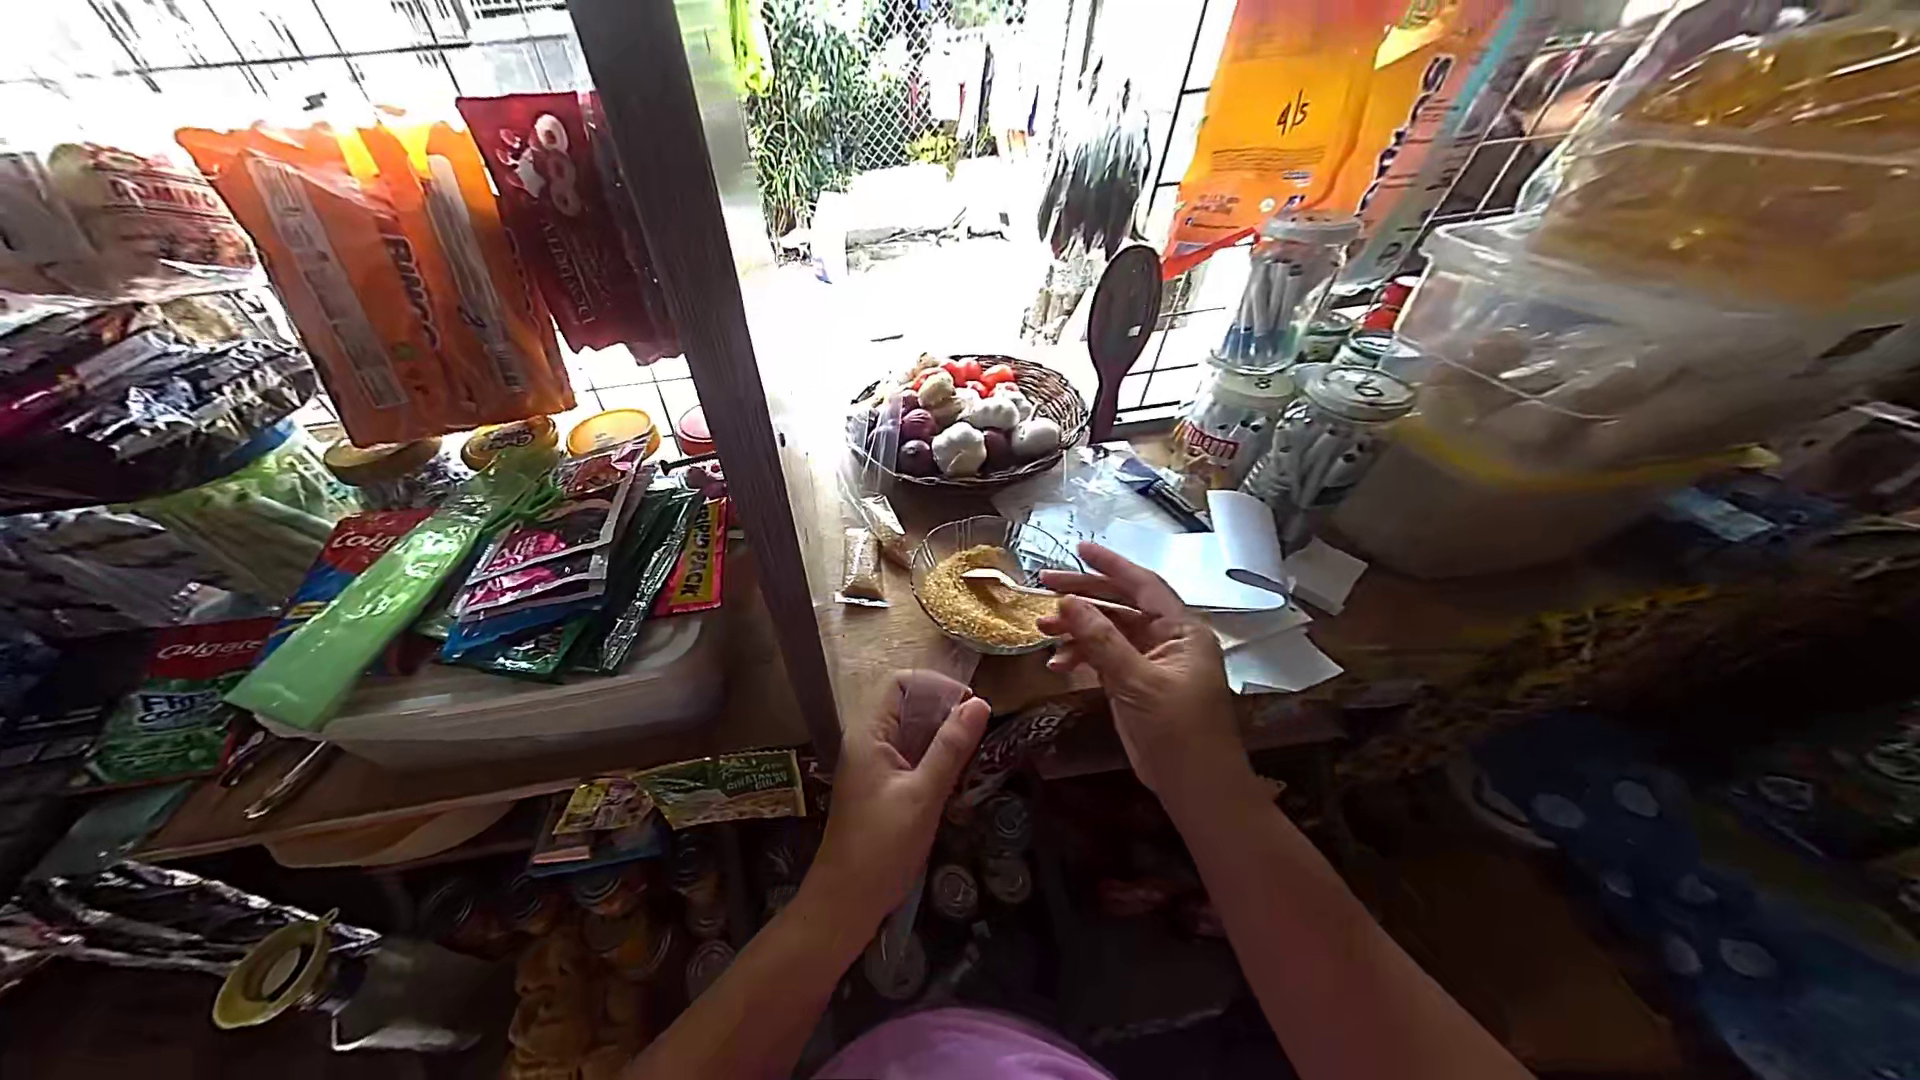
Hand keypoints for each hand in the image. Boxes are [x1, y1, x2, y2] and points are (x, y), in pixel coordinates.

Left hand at [809, 671, 989, 927]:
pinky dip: (937, 756)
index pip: (900, 683)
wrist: (845, 905)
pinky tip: (959, 772)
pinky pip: (913, 755)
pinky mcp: (884, 785)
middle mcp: (869, 741)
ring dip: (943, 734)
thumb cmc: (881, 847)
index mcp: (869, 734)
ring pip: (913, 730)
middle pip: (908, 704)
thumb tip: (980, 703)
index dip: (936, 685)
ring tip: (974, 750)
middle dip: (944, 709)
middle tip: (978, 730)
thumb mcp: (923, 795)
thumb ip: (951, 747)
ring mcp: (876, 764)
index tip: (970, 704)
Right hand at [1037, 542, 1247, 803]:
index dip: (1110, 565)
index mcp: (1181, 630)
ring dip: (1075, 630)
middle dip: (1083, 596)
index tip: (1079, 549)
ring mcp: (1149, 661)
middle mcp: (1166, 639)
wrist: (1195, 787)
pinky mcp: (1134, 683)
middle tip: (1044, 584)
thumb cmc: (1178, 731)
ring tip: (1042, 629)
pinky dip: (1080, 658)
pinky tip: (1057, 664)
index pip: (1143, 585)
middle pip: (1120, 605)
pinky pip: (1103, 658)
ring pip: (1107, 632)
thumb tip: (1069, 602)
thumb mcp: (1138, 681)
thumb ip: (1102, 640)